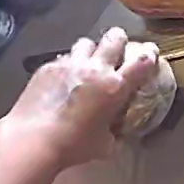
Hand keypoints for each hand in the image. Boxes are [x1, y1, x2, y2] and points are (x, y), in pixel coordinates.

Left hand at [3, 27, 158, 169]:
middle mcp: (96, 69)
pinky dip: (68, 64)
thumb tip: (116, 132)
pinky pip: (63, 57)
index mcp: (116, 86)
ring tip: (88, 62)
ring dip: (91, 51)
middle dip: (119, 40)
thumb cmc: (73, 145)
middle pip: (114, 37)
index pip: (142, 60)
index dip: (150, 53)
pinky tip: (64, 78)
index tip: (150, 53)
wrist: (33, 140)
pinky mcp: (48, 67)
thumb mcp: (105, 144)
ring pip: (86, 42)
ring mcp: (70, 65)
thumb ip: (115, 132)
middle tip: (117, 51)